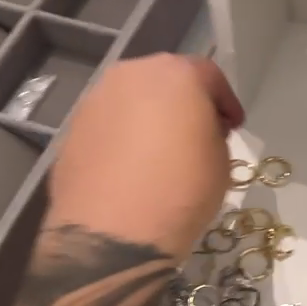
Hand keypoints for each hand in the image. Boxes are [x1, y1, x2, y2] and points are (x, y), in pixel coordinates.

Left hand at [45, 53, 242, 258]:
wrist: (113, 231)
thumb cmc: (182, 191)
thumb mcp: (221, 161)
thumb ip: (212, 134)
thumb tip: (198, 132)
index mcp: (176, 74)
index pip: (210, 75)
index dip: (226, 102)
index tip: (233, 127)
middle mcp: (131, 75)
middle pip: (165, 80)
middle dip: (184, 103)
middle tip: (197, 134)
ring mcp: (95, 100)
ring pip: (132, 100)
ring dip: (149, 118)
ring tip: (161, 153)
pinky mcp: (72, 129)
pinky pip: (109, 126)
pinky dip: (122, 138)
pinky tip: (131, 169)